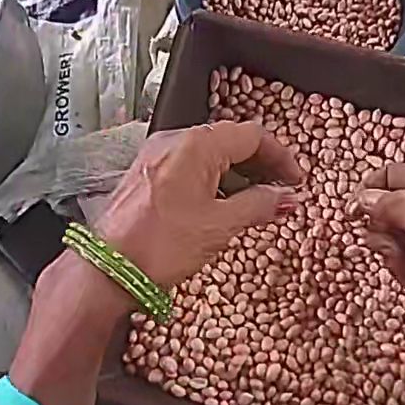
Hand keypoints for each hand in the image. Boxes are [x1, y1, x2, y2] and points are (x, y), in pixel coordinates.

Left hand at [94, 120, 304, 288]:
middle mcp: (174, 141)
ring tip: (254, 205)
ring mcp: (155, 157)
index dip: (281, 157)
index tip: (296, 181)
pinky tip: (220, 208)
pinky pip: (188, 169)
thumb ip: (258, 205)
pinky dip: (212, 183)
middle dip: (260, 166)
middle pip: (229, 142)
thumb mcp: (220, 226)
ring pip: (208, 156)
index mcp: (197, 144)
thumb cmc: (163, 244)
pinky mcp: (145, 176)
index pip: (252, 135)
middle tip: (280, 193)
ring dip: (236, 176)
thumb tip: (286, 197)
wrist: (108, 269)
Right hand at [349, 164, 404, 308]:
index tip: (355, 213)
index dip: (369, 190)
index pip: (389, 174)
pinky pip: (402, 264)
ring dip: (398, 260)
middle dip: (384, 236)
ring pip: (390, 243)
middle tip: (398, 247)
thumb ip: (393, 205)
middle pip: (383, 214)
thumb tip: (365, 197)